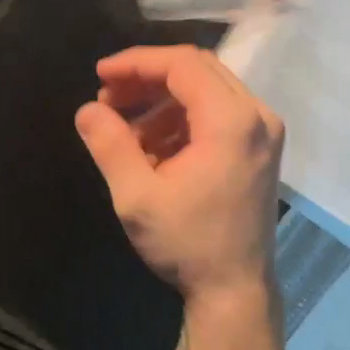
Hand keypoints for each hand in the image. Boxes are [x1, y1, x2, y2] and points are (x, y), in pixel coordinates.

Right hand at [75, 46, 284, 305]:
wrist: (232, 286)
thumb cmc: (184, 242)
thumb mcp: (136, 196)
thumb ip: (110, 146)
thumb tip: (86, 110)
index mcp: (231, 121)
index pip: (183, 65)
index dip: (137, 63)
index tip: (98, 75)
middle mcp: (256, 116)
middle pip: (198, 73)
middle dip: (147, 80)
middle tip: (106, 100)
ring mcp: (262, 133)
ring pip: (207, 94)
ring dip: (161, 104)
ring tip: (122, 132)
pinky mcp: (258, 152)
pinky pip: (216, 118)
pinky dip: (179, 123)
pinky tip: (150, 150)